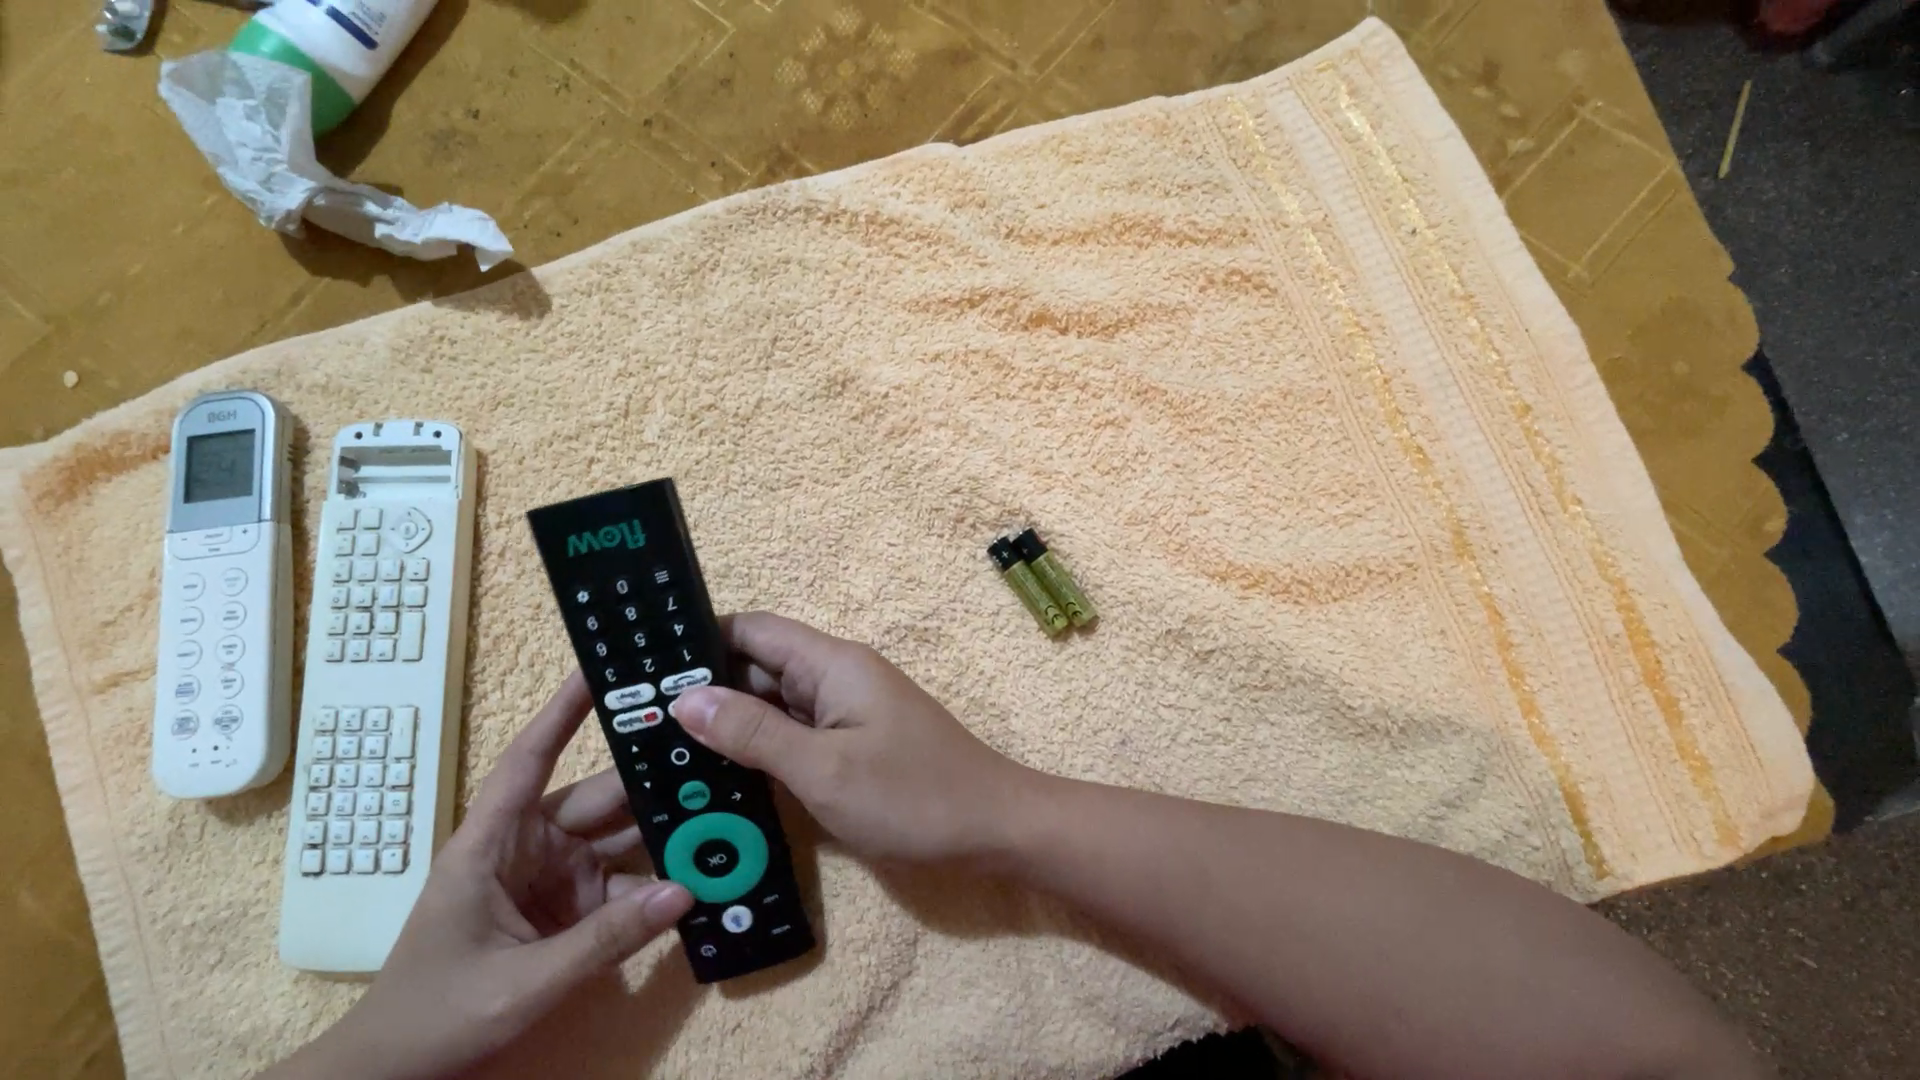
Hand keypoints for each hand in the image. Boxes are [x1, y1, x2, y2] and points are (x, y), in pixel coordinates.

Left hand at [275, 672, 692, 1079]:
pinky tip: (705, 873)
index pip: (528, 759)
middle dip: (653, 778)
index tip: (600, 669)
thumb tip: (686, 892)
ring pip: (623, 836)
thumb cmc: (436, 1015)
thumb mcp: (521, 983)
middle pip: (601, 798)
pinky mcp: (576, 905)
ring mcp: (558, 875)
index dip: (562, 711)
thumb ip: (604, 940)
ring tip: (725, 809)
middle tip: (715, 753)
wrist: (399, 1073)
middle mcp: (531, 845)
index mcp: (494, 842)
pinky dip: (664, 879)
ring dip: (667, 828)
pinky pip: (628, 881)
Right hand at [666, 612, 1039, 863]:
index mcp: (832, 664)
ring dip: (729, 722)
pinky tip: (719, 772)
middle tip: (635, 718)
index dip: (699, 640)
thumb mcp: (823, 768)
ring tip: (660, 746)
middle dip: (704, 688)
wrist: (992, 829)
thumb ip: (753, 732)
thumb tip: (684, 698)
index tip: (643, 664)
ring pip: (774, 703)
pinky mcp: (852, 744)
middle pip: (759, 667)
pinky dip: (760, 747)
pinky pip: (795, 733)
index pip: (753, 630)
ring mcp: (846, 712)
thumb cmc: (911, 795)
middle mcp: (836, 677)